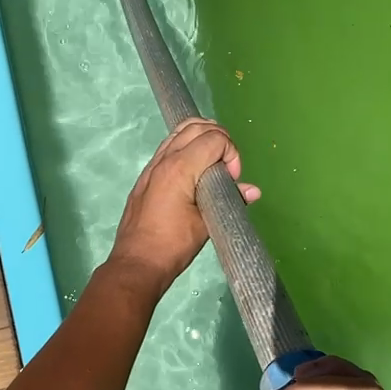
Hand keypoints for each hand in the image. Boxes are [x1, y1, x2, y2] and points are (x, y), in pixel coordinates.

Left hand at [105, 118, 259, 294]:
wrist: (137, 263)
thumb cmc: (172, 246)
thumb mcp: (206, 224)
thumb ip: (230, 200)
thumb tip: (253, 191)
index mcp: (180, 168)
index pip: (215, 138)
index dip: (231, 154)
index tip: (232, 179)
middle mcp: (164, 160)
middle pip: (197, 126)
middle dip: (219, 139)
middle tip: (226, 167)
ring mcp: (152, 166)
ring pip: (180, 131)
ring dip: (201, 138)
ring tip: (213, 164)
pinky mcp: (146, 175)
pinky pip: (169, 146)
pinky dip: (186, 147)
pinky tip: (195, 171)